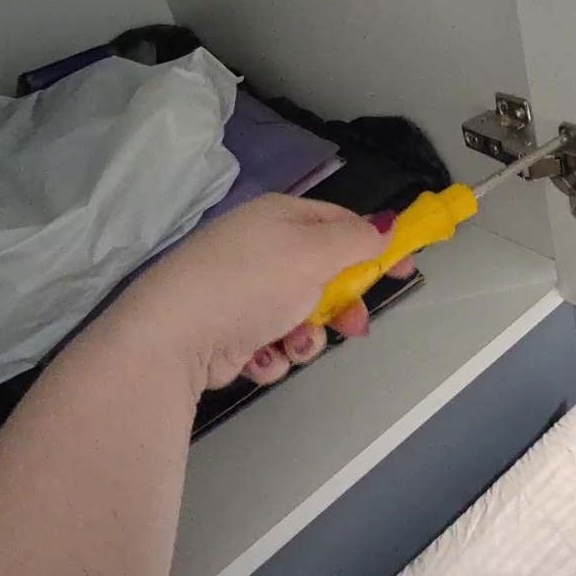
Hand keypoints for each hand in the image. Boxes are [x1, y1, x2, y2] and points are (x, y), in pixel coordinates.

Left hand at [107, 195, 415, 392]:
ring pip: (301, 315)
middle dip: (340, 305)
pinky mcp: (228, 329)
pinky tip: (257, 358)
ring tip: (288, 346)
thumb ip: (357, 240)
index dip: (374, 246)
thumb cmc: (250, 283)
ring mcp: (242, 290)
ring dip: (304, 337)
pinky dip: (272, 353)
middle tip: (353, 326)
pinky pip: (271, 340)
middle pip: (324, 275)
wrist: (171, 336)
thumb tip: (387, 224)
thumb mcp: (314, 254)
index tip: (404, 269)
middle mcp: (261, 248)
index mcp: (280, 217)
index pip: (341, 223)